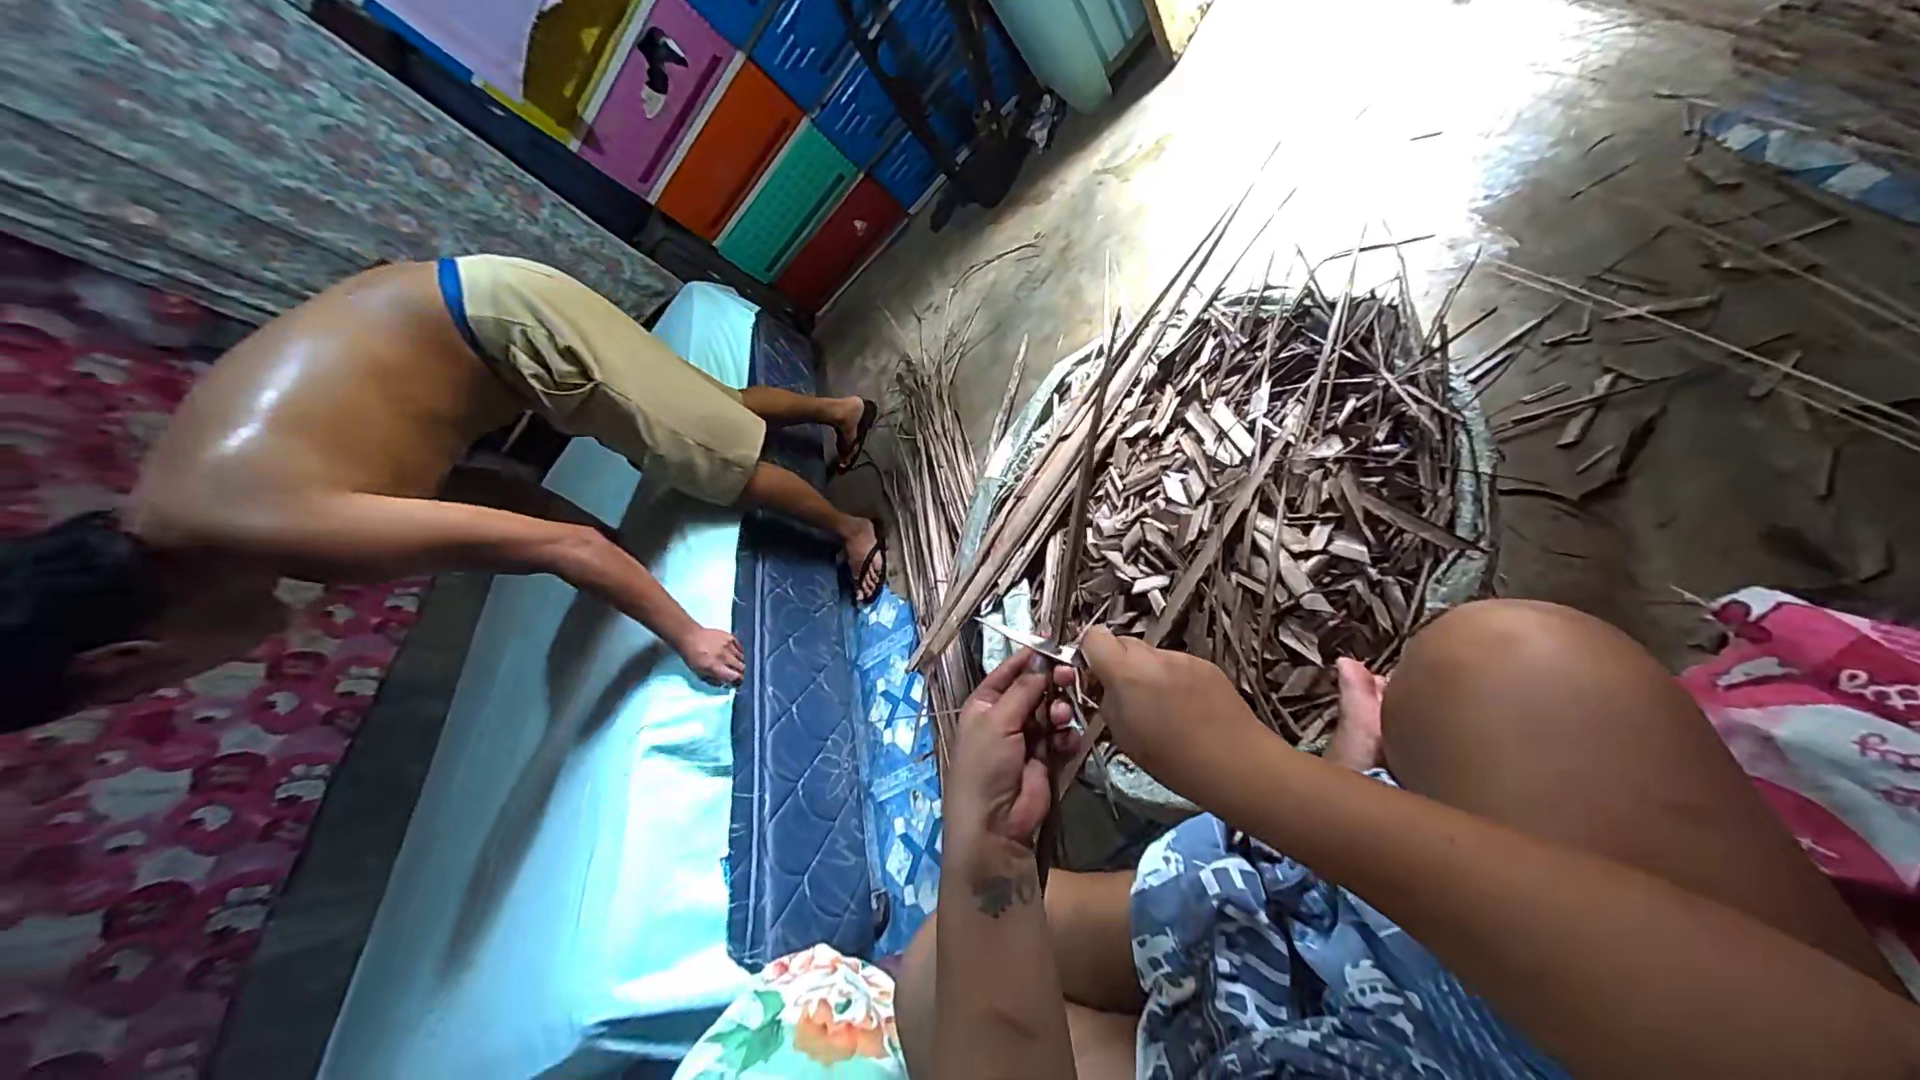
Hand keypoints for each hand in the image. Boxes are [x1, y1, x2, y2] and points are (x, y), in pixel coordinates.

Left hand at [678, 626, 744, 685]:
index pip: (735, 676)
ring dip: (740, 662)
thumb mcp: (699, 673)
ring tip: (735, 663)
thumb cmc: (692, 657)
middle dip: (741, 672)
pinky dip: (739, 652)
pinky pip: (740, 648)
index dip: (738, 681)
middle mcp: (724, 657)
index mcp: (715, 667)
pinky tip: (734, 653)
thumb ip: (714, 679)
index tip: (738, 682)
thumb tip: (726, 682)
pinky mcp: (730, 637)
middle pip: (742, 667)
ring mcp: (729, 646)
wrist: (690, 637)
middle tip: (737, 672)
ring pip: (742, 657)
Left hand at [946, 649, 1077, 847]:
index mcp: (984, 705)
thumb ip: (1023, 688)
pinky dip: (1066, 736)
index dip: (1028, 658)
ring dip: (1059, 711)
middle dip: (1051, 683)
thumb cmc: (986, 765)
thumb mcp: (998, 720)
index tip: (1053, 642)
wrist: (996, 824)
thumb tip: (1041, 658)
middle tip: (1068, 674)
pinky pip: (1062, 737)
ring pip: (1051, 712)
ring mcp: (1027, 739)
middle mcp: (1005, 718)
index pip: (1008, 672)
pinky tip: (1066, 740)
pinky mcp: (1047, 759)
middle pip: (1034, 690)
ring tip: (1061, 718)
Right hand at [1079, 626, 1272, 801]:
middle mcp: (1153, 656)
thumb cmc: (1172, 759)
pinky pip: (1176, 663)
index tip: (1094, 675)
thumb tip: (1105, 686)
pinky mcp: (1206, 664)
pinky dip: (1173, 678)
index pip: (1094, 636)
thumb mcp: (1122, 735)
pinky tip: (1186, 707)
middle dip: (1119, 663)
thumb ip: (1108, 700)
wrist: (1236, 763)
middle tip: (1127, 695)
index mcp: (1126, 672)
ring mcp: (1182, 657)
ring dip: (1147, 672)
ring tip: (1161, 707)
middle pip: (1123, 642)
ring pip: (1151, 654)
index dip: (1090, 652)